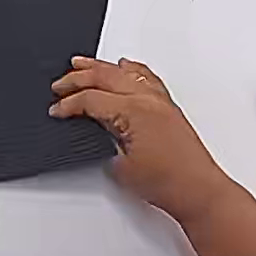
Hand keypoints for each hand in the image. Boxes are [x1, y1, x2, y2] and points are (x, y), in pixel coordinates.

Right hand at [50, 56, 239, 223]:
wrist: (198, 191)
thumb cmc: (168, 182)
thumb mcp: (121, 166)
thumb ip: (104, 141)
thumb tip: (96, 129)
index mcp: (133, 110)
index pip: (91, 99)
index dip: (69, 104)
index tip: (57, 110)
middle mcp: (147, 99)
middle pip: (104, 77)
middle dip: (77, 78)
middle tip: (60, 84)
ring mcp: (159, 100)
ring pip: (123, 72)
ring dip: (100, 67)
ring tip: (82, 64)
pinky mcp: (167, 106)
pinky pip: (145, 77)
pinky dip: (130, 70)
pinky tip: (124, 67)